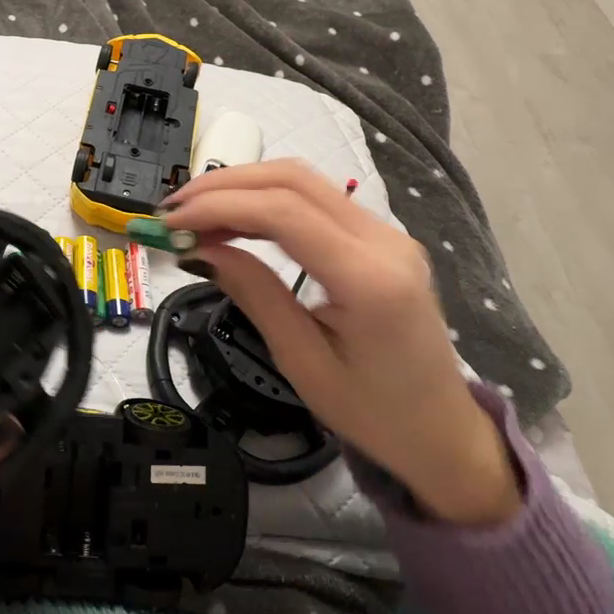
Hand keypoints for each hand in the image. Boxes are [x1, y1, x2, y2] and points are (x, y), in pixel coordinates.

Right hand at [162, 161, 520, 526]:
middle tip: (172, 210)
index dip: (219, 206)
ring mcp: (387, 234)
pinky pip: (315, 199)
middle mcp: (385, 241)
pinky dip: (265, 199)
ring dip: (241, 187)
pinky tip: (232, 219)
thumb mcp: (301, 360)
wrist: (442, 433)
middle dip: (223, 186)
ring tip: (192, 213)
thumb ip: (253, 292)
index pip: (283, 212)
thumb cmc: (373, 413)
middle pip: (292, 180)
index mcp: (370, 279)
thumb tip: (199, 247)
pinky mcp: (380, 237)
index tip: (170, 222)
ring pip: (302, 180)